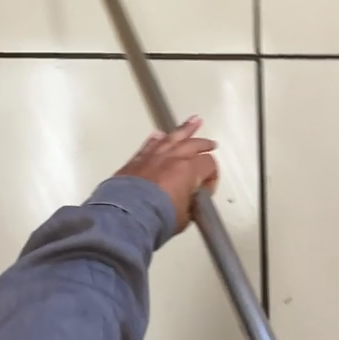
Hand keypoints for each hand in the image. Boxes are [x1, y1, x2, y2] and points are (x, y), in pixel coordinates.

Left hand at [115, 117, 217, 231]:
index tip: (208, 188)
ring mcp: (153, 157)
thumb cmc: (157, 218)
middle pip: (193, 144)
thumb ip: (191, 204)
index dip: (212, 176)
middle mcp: (172, 158)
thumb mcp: (185, 217)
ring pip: (172, 137)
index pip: (209, 164)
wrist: (126, 218)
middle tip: (211, 143)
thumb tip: (190, 201)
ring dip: (184, 129)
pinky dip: (156, 139)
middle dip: (204, 144)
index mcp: (189, 169)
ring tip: (193, 120)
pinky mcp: (136, 161)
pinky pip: (149, 145)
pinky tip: (159, 135)